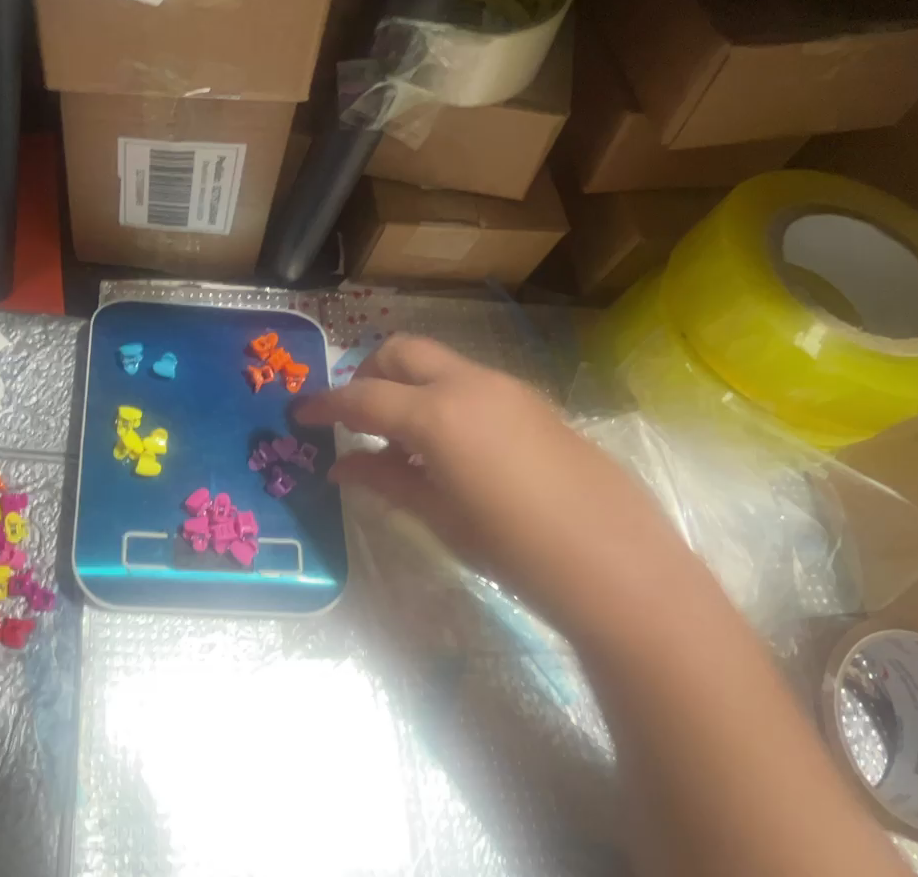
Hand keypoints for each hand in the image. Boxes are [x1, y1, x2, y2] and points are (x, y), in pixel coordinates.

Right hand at [295, 335, 701, 637]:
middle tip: (355, 418)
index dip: (325, 404)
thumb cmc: (514, 549)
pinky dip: (443, 399)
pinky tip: (450, 451)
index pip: (362, 397)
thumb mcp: (438, 516)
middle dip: (368, 375)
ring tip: (403, 444)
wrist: (617, 565)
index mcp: (436, 414)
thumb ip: (385, 479)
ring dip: (408, 387)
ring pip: (439, 365)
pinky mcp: (535, 403)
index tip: (299, 415)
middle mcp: (469, 385)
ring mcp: (508, 389)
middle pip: (402, 352)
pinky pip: (472, 384)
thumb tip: (342, 464)